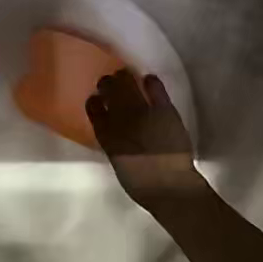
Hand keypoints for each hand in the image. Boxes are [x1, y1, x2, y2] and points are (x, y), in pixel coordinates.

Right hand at [85, 70, 210, 209]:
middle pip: (108, 91)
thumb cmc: (141, 183)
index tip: (95, 98)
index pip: (93, 109)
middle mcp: (120, 119)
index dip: (93, 101)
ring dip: (123, 77)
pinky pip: (154, 88)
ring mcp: (142, 112)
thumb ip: (113, 143)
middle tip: (109, 81)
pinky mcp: (164, 110)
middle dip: (107, 84)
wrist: (169, 186)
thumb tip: (115, 133)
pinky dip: (150, 81)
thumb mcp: (118, 162)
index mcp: (106, 135)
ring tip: (124, 75)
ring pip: (127, 85)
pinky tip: (148, 79)